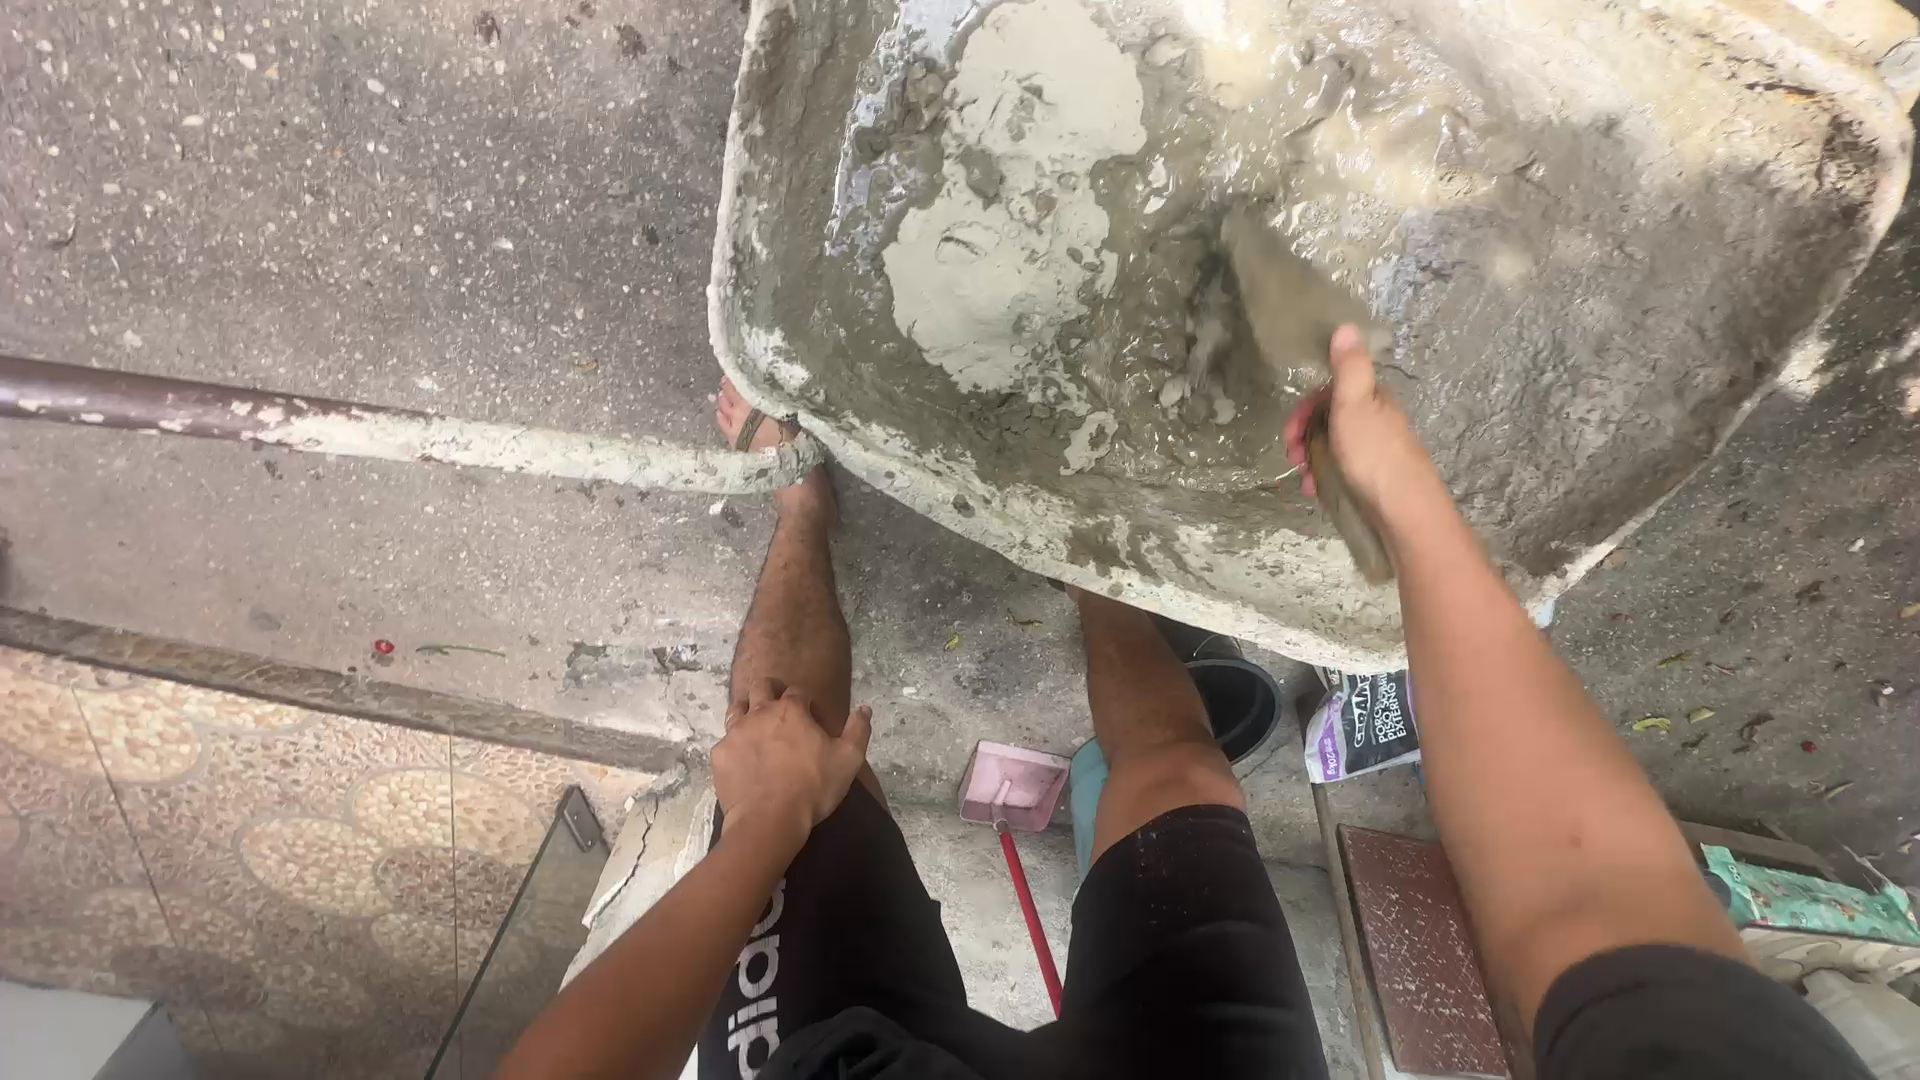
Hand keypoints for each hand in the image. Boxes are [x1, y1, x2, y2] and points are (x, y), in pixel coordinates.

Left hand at [712, 678, 871, 843]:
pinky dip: (734, 745)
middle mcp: (760, 713)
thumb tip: (864, 708)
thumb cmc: (812, 787)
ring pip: (737, 708)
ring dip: (747, 711)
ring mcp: (735, 733)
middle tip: (777, 707)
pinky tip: (741, 761)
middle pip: (761, 687)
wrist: (768, 821)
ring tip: (755, 727)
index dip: (804, 699)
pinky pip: (724, 741)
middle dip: (769, 690)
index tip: (809, 714)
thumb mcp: (848, 759)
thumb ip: (858, 730)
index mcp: (791, 710)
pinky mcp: (719, 755)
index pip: (797, 690)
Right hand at [1282, 324, 1437, 509]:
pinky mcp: (1371, 476)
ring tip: (1304, 479)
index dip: (1304, 409)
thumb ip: (1349, 368)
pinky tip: (1316, 490)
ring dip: (1309, 460)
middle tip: (1292, 457)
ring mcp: (1373, 450)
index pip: (1329, 392)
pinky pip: (1339, 469)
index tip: (1290, 432)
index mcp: (1372, 400)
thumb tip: (1346, 326)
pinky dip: (1322, 476)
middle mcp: (1374, 421)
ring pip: (1330, 446)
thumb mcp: (1355, 405)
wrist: (1403, 509)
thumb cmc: (1374, 455)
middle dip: (1303, 436)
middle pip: (1327, 420)